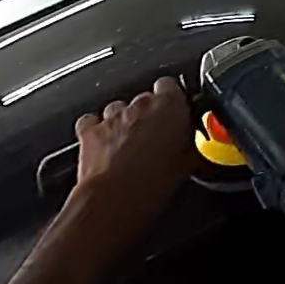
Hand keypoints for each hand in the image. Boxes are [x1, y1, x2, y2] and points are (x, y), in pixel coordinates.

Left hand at [72, 77, 197, 213]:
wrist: (116, 199)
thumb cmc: (154, 181)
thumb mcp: (189, 162)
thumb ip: (192, 143)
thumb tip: (194, 146)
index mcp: (169, 104)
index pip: (170, 85)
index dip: (171, 99)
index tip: (175, 113)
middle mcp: (140, 104)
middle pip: (145, 99)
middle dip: (149, 114)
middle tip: (155, 137)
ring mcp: (113, 116)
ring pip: (119, 109)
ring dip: (124, 122)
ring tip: (130, 145)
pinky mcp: (90, 131)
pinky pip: (91, 121)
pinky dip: (96, 130)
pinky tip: (103, 145)